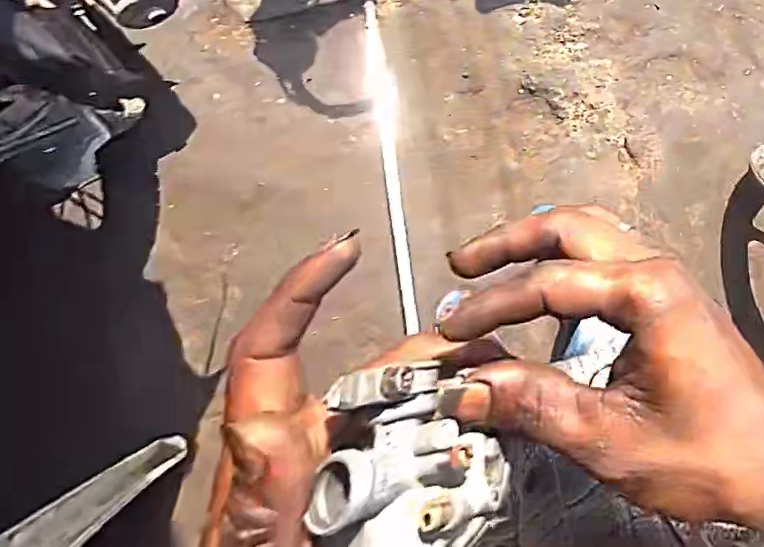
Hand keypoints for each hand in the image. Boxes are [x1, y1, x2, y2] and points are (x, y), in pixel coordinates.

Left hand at [201, 232, 500, 546]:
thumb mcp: (263, 545)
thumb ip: (262, 495)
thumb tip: (261, 442)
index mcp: (271, 448)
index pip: (268, 349)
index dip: (302, 287)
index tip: (347, 247)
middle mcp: (313, 437)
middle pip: (378, 365)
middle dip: (437, 350)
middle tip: (491, 355)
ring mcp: (353, 452)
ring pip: (413, 393)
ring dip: (458, 382)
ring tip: (502, 386)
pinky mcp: (381, 472)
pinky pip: (428, 428)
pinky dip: (462, 415)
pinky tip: (494, 420)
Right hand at [438, 206, 763, 546]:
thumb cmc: (708, 455)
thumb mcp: (616, 442)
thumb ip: (541, 406)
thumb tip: (470, 385)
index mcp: (648, 293)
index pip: (551, 282)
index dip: (493, 304)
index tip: (450, 327)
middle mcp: (657, 265)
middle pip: (572, 226)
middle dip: (513, 238)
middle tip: (463, 262)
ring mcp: (665, 271)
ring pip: (592, 230)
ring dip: (539, 239)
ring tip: (492, 263)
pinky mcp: (667, 288)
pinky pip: (608, 251)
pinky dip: (567, 256)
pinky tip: (544, 285)